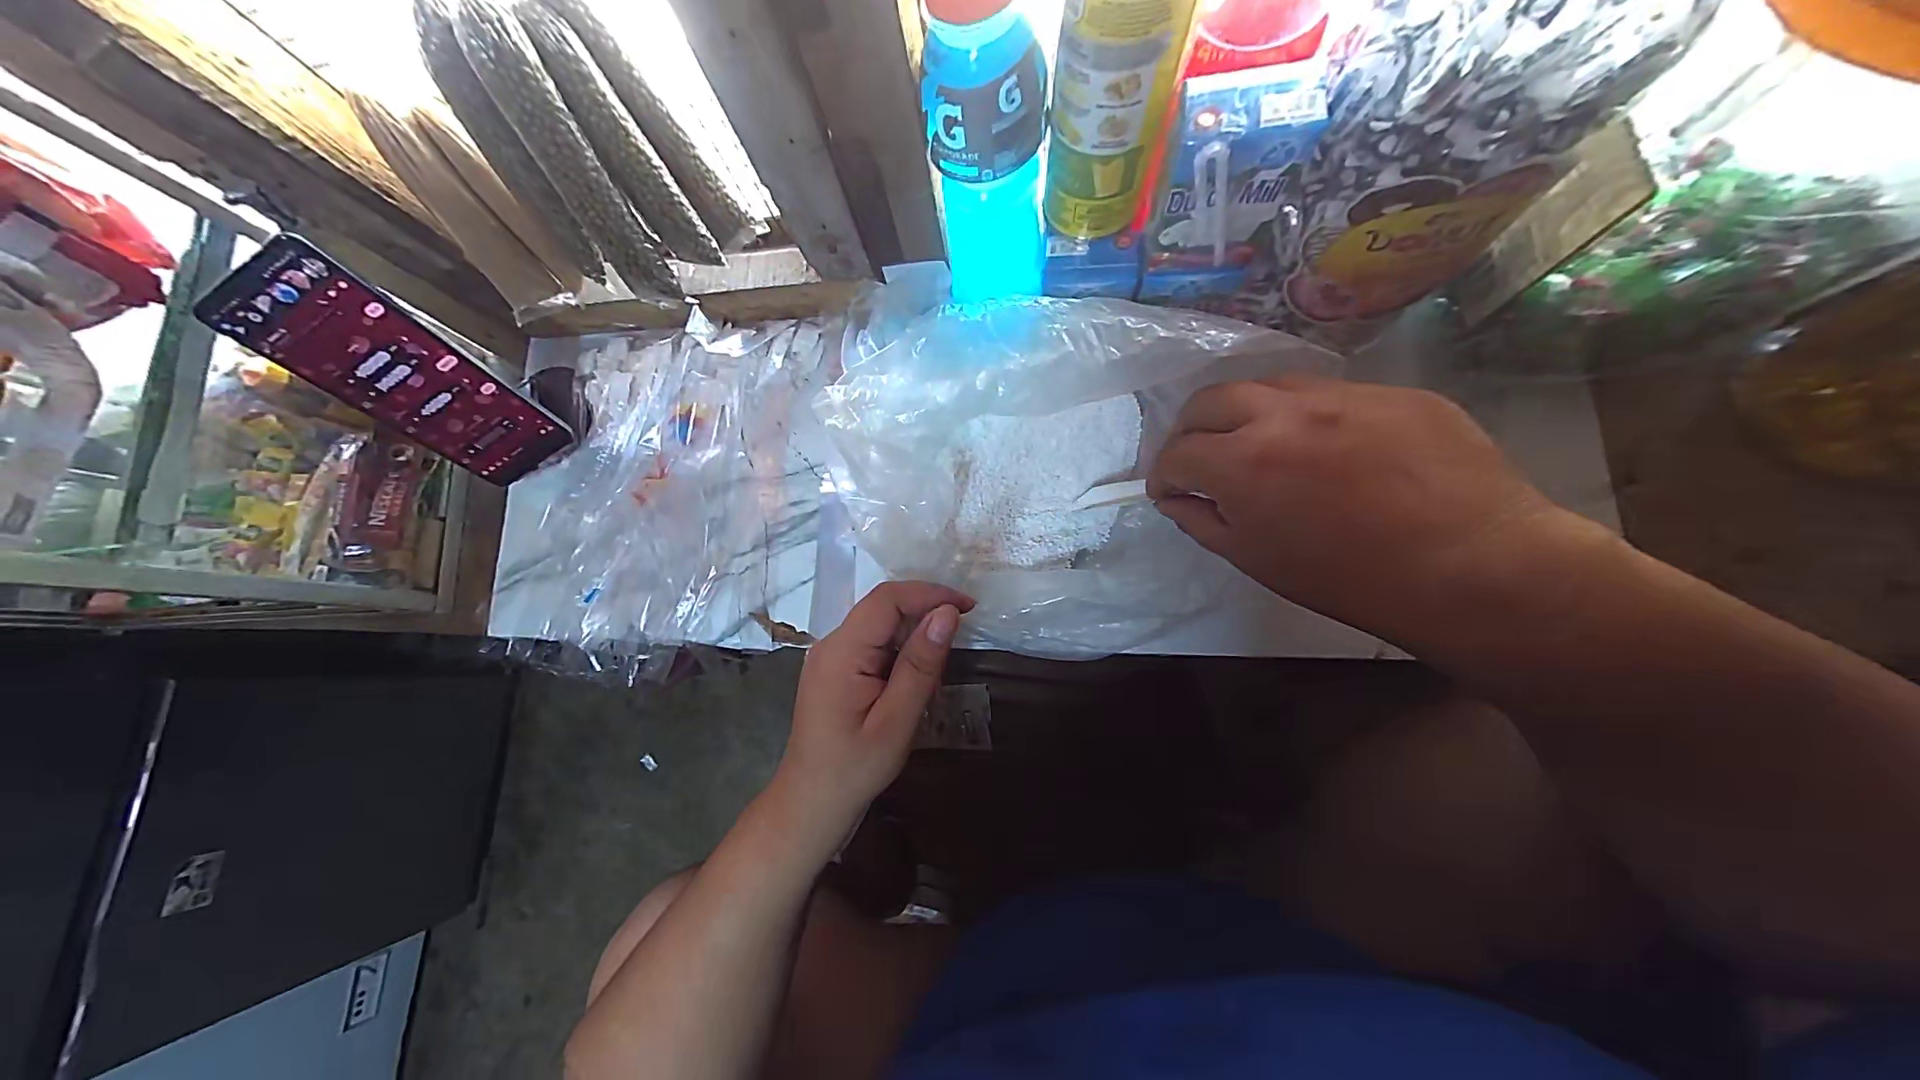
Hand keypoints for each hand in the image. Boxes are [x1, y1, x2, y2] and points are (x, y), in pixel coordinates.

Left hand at [770, 581, 972, 846]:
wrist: (812, 802)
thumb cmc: (855, 768)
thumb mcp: (897, 720)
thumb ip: (921, 663)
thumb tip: (948, 614)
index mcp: (841, 651)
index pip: (887, 599)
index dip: (930, 593)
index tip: (968, 607)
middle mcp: (831, 643)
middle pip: (882, 606)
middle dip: (925, 611)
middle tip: (961, 637)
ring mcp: (830, 654)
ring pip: (879, 623)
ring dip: (914, 632)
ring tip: (938, 667)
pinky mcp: (835, 667)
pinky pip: (872, 641)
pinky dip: (900, 649)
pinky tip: (914, 676)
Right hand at [1148, 375, 1598, 645]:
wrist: (1472, 568)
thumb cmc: (1349, 579)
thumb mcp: (1258, 560)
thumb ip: (1204, 522)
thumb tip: (1177, 500)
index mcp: (1243, 463)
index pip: (1178, 453)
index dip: (1163, 474)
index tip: (1168, 491)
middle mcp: (1283, 413)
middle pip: (1211, 400)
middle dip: (1190, 429)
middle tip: (1197, 457)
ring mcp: (1342, 394)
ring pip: (1269, 385)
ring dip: (1246, 413)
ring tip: (1256, 444)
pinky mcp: (1393, 392)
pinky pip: (1331, 394)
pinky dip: (1306, 416)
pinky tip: (1325, 447)